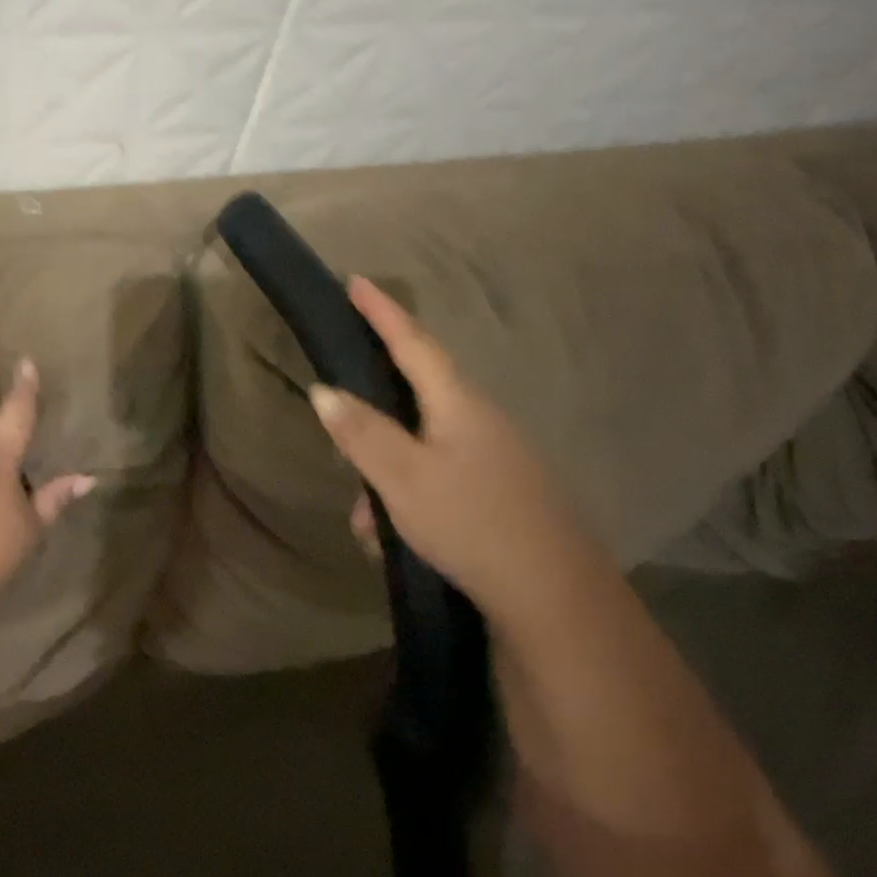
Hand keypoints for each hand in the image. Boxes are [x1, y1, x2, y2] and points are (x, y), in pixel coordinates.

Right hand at [311, 277, 587, 606]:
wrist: (553, 595)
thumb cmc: (470, 522)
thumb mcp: (402, 477)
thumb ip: (361, 433)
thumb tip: (323, 390)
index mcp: (458, 403)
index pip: (413, 343)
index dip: (383, 312)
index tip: (357, 281)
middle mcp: (480, 420)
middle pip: (412, 402)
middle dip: (371, 428)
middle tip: (346, 453)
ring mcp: (493, 457)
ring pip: (418, 451)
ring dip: (386, 481)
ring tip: (370, 530)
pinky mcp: (498, 492)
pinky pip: (436, 480)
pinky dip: (408, 502)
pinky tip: (396, 542)